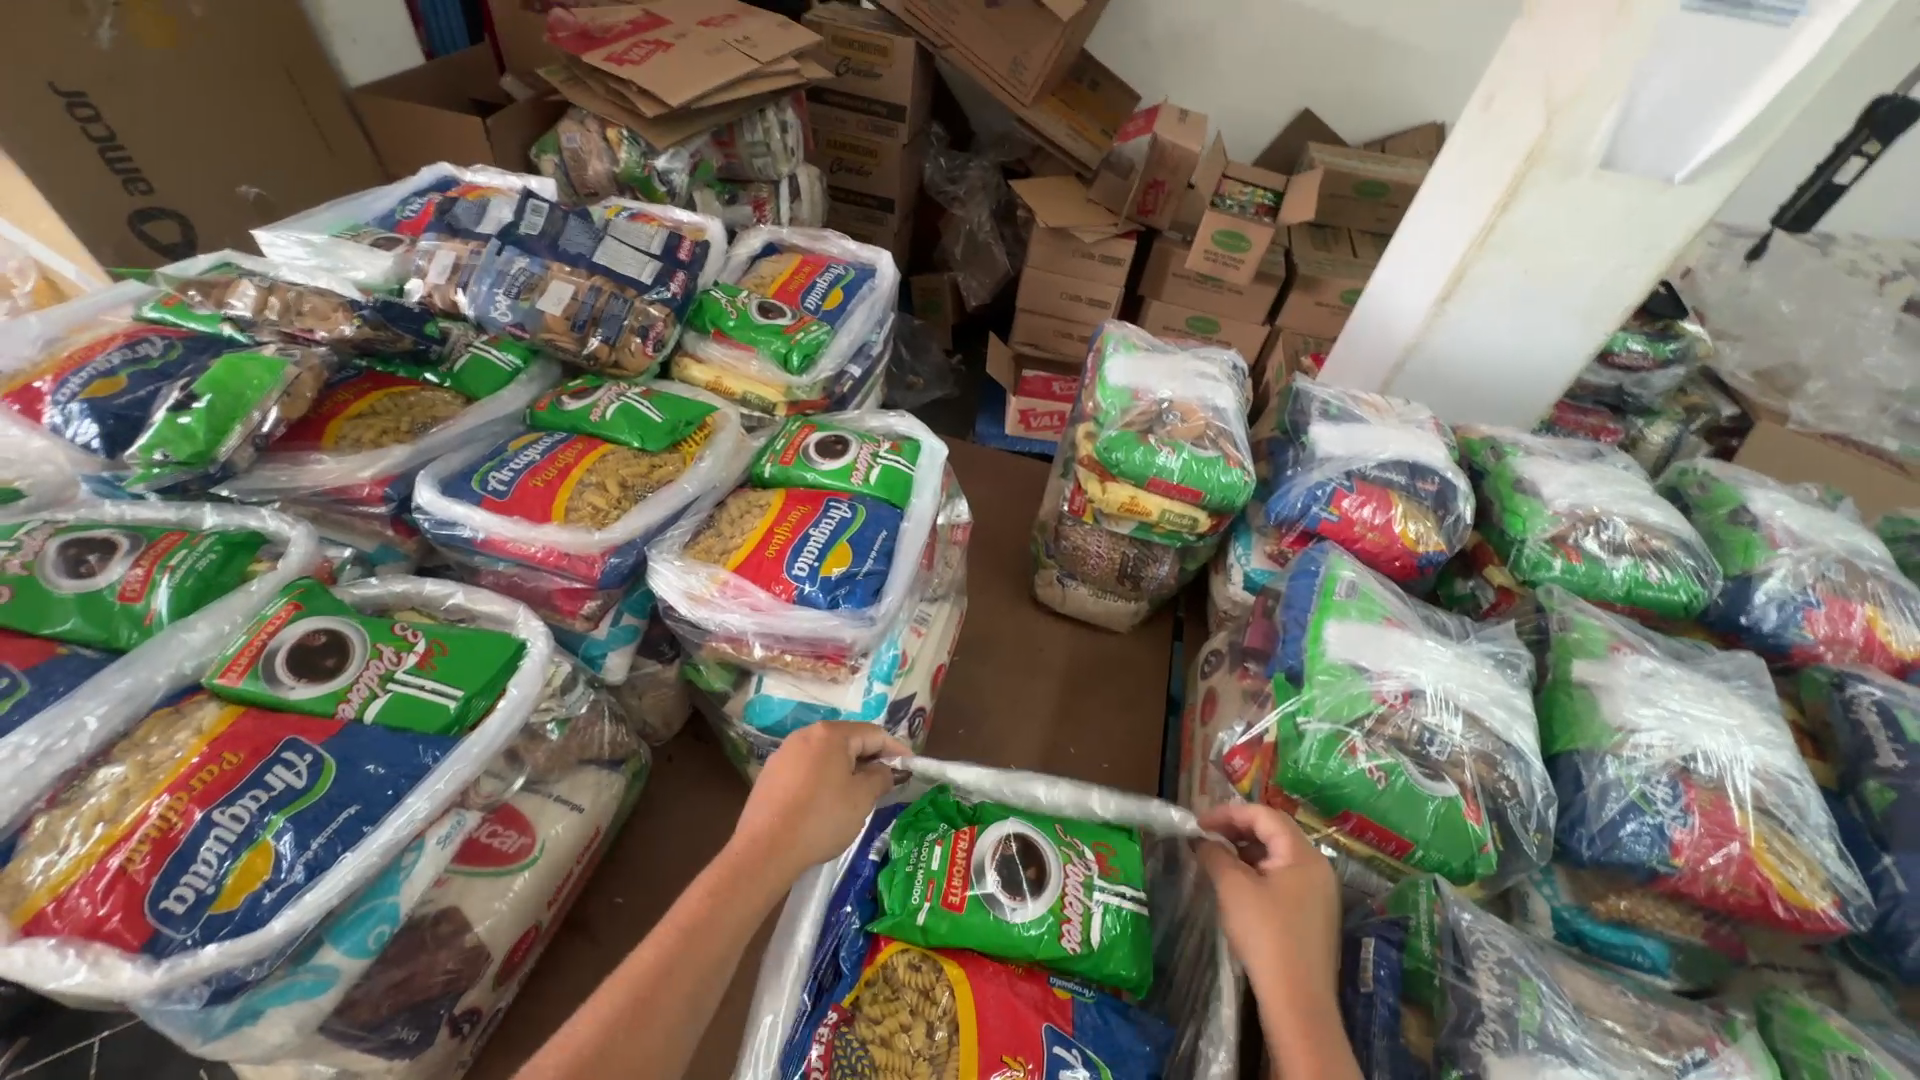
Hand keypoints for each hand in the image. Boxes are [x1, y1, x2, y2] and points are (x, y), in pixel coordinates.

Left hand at [729, 722, 906, 882]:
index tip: (911, 766)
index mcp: (831, 734)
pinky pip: (808, 768)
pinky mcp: (771, 774)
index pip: (874, 733)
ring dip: (847, 769)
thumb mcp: (862, 798)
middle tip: (888, 781)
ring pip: (827, 754)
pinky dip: (824, 778)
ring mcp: (785, 753)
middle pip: (849, 740)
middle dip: (871, 758)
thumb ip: (881, 777)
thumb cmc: (822, 818)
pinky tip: (827, 802)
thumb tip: (886, 770)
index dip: (896, 749)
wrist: (765, 849)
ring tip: (860, 793)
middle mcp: (806, 734)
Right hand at [1194, 802, 1340, 1005]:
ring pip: (1279, 856)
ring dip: (1246, 851)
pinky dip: (1258, 872)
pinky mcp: (1314, 914)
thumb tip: (1200, 840)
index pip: (1265, 815)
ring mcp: (1319, 892)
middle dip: (1237, 829)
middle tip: (1206, 837)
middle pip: (1275, 832)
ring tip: (1217, 859)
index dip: (1229, 813)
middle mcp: (1317, 867)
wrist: (1297, 1000)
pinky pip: (1284, 878)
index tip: (1198, 823)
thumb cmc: (1265, 934)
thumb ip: (1214, 854)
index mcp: (1303, 855)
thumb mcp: (1232, 888)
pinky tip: (1238, 886)